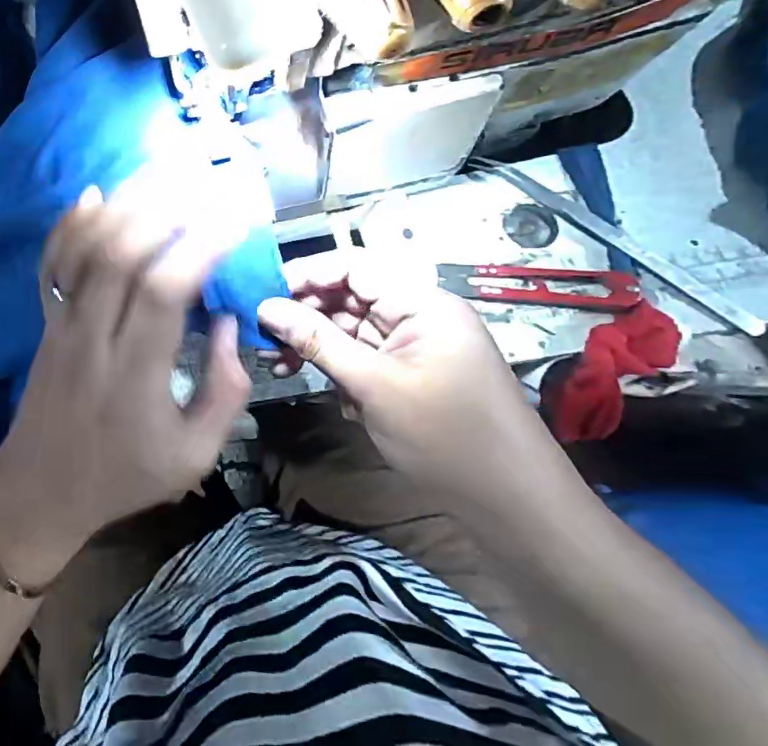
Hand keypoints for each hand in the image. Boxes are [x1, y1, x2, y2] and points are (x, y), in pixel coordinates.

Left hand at [0, 177, 252, 587]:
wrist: (42, 491)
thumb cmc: (125, 476)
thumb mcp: (194, 456)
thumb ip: (225, 390)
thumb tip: (228, 321)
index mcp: (134, 376)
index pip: (162, 293)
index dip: (198, 248)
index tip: (233, 219)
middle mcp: (92, 339)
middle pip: (119, 255)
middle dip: (163, 209)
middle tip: (203, 182)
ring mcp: (61, 325)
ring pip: (86, 251)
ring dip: (124, 205)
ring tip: (162, 172)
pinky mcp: (45, 321)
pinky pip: (51, 264)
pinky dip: (69, 224)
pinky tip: (95, 193)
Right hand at [255, 250, 564, 512]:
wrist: (508, 500)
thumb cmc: (447, 436)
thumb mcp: (373, 386)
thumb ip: (317, 341)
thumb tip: (265, 307)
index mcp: (422, 301)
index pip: (355, 266)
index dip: (306, 274)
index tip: (262, 291)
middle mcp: (415, 313)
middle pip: (347, 295)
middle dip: (302, 312)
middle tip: (259, 332)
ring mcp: (408, 343)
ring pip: (346, 326)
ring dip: (310, 341)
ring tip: (273, 359)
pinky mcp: (401, 370)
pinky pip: (357, 354)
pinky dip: (329, 362)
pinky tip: (300, 375)